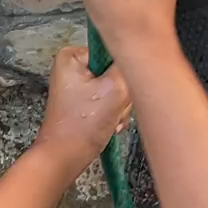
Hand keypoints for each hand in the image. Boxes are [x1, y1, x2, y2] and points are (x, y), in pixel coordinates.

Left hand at [30, 46, 132, 177]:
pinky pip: (112, 101)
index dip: (122, 72)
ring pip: (117, 88)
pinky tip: (108, 123)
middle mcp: (73, 66)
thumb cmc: (80, 126)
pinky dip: (114, 113)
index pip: (115, 51)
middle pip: (117, 71)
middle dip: (121, 94)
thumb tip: (142, 51)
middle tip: (111, 107)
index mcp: (72, 55)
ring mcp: (79, 85)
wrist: (66, 156)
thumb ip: (130, 67)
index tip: (117, 89)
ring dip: (120, 106)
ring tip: (108, 117)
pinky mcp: (85, 100)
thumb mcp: (115, 89)